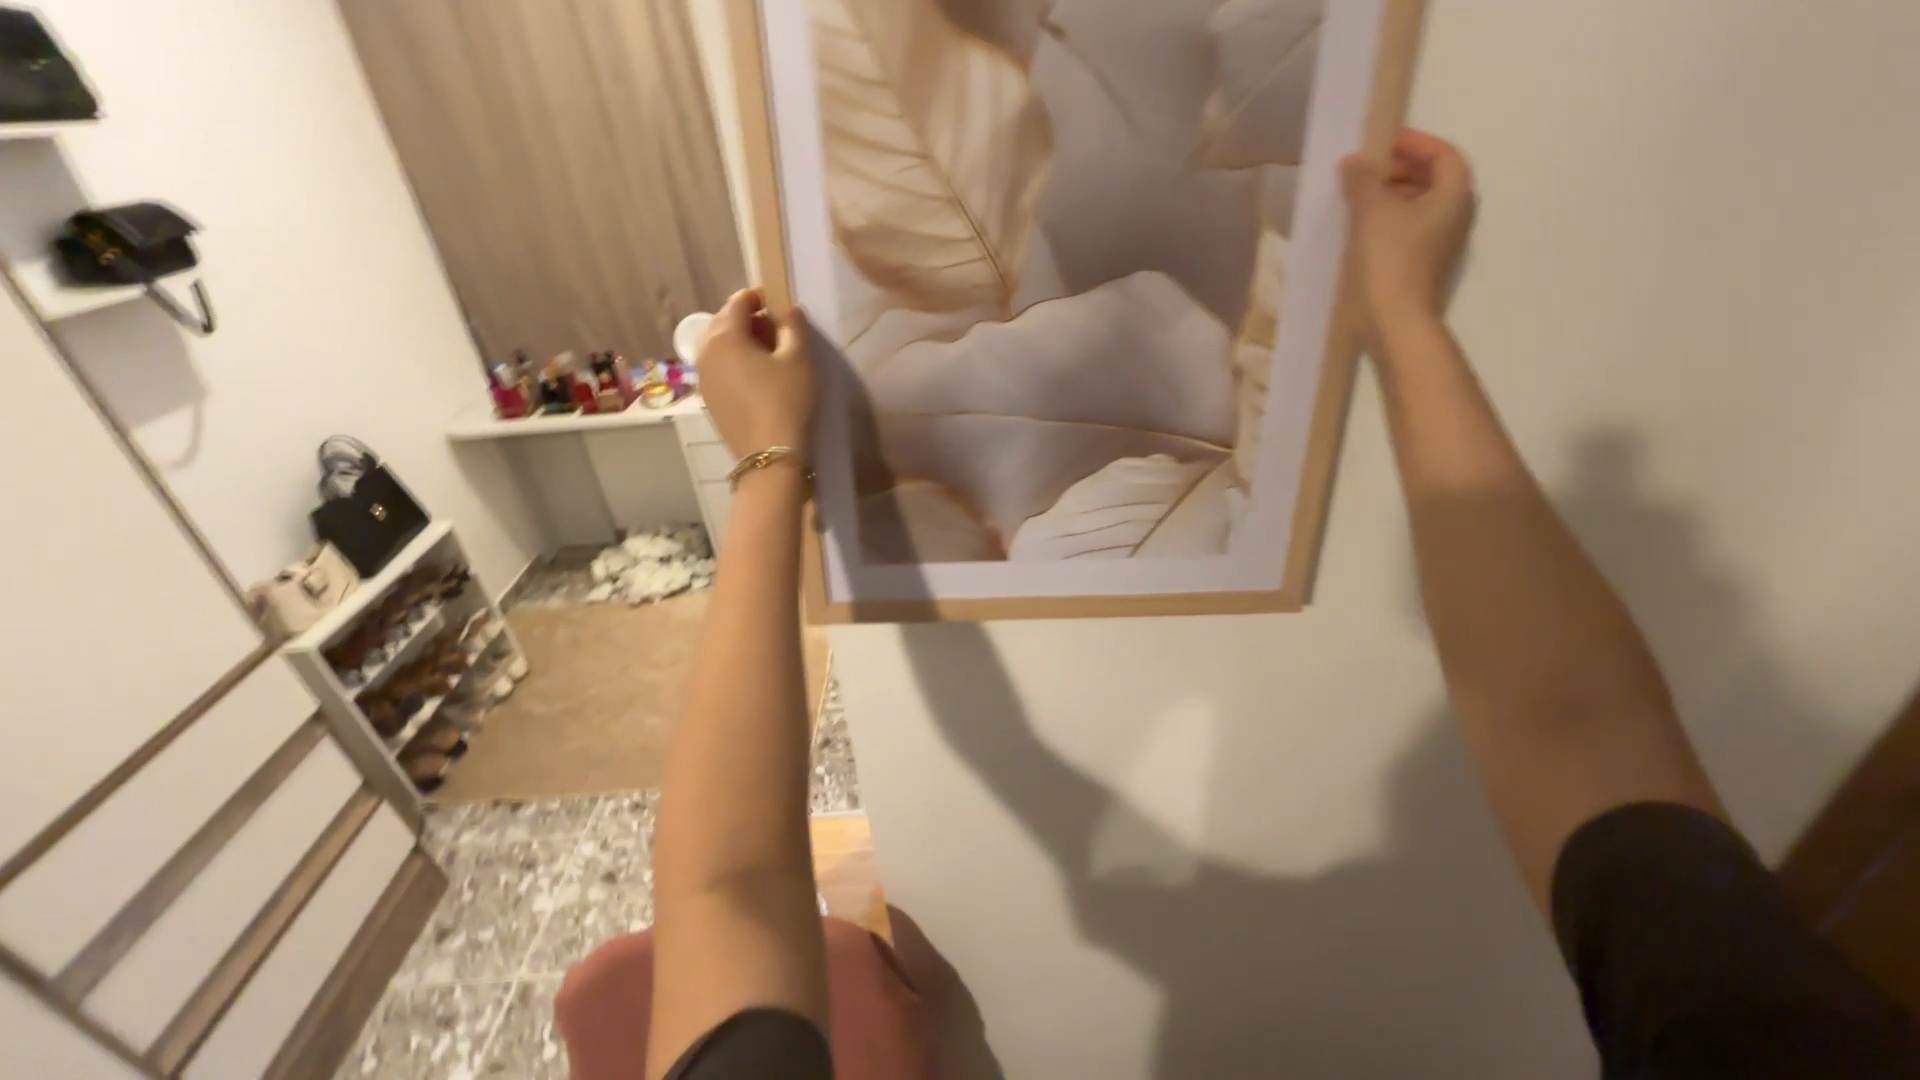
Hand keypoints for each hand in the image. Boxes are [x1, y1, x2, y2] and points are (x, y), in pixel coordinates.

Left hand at [695, 289, 815, 461]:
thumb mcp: (800, 358)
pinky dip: (732, 362)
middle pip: (722, 322)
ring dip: (738, 341)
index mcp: (725, 336)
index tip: (776, 304)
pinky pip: (717, 367)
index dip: (757, 297)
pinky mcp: (708, 399)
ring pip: (717, 346)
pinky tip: (755, 376)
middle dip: (745, 319)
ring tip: (765, 353)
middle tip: (773, 329)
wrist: (771, 456)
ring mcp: (702, 377)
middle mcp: (705, 352)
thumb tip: (786, 307)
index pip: (737, 302)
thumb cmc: (788, 401)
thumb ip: (793, 325)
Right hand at [1340, 129, 1475, 348]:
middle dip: (1400, 169)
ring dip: (1390, 196)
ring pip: (1419, 206)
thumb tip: (1354, 162)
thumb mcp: (1372, 212)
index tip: (1381, 143)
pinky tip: (1360, 230)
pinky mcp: (1422, 266)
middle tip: (1365, 170)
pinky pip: (1408, 231)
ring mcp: (1440, 244)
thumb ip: (1363, 181)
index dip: (1414, 143)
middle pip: (1433, 179)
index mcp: (1455, 195)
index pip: (1443, 154)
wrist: (1395, 323)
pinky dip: (1388, 221)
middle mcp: (1456, 216)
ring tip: (1357, 198)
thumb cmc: (1390, 260)